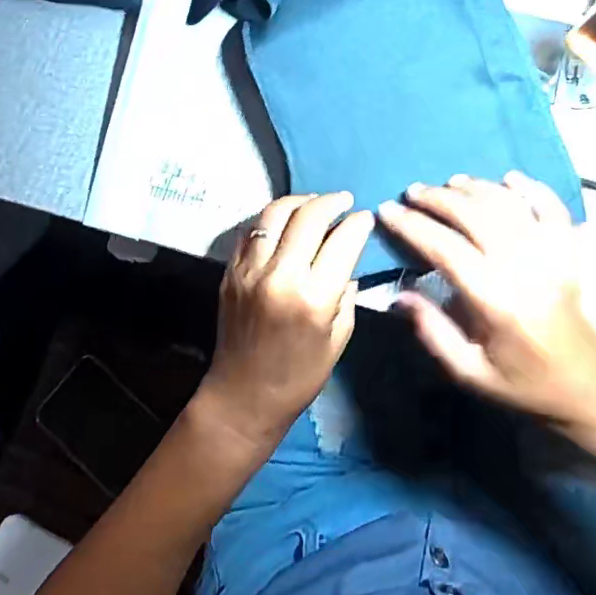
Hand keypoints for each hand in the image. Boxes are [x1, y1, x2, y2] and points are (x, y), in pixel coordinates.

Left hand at [192, 193, 374, 452]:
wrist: (243, 393)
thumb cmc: (300, 375)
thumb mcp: (339, 338)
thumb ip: (345, 293)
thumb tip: (346, 257)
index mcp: (313, 297)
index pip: (341, 242)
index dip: (358, 223)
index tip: (365, 217)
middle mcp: (279, 275)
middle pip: (308, 217)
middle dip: (331, 203)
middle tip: (343, 201)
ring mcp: (249, 269)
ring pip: (274, 214)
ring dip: (299, 202)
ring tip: (314, 203)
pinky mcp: (230, 270)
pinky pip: (251, 230)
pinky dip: (271, 219)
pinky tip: (285, 220)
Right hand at [376, 173, 595, 452]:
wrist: (589, 388)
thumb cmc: (524, 383)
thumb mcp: (469, 371)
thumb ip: (432, 331)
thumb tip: (399, 295)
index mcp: (495, 300)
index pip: (444, 248)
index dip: (412, 225)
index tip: (387, 210)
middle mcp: (523, 269)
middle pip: (474, 215)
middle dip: (437, 198)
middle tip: (411, 192)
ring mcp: (550, 256)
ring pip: (507, 204)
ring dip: (475, 188)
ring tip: (448, 183)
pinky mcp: (568, 253)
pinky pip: (552, 208)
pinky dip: (531, 188)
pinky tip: (508, 178)